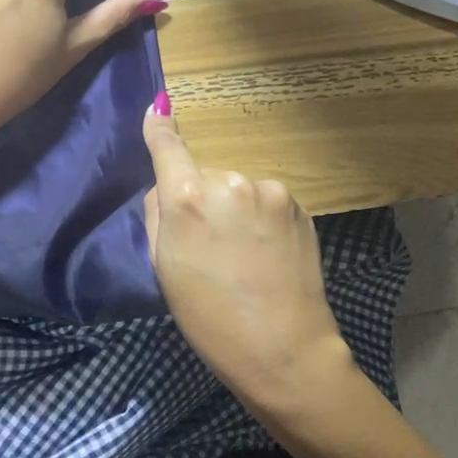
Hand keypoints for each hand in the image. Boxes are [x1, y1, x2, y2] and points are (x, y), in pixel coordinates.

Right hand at [143, 101, 357, 415]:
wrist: (284, 350)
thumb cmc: (209, 318)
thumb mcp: (163, 268)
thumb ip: (159, 215)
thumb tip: (167, 186)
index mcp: (188, 199)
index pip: (168, 147)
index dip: (159, 128)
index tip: (158, 107)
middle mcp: (229, 182)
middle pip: (203, 176)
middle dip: (201, 198)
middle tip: (207, 246)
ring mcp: (269, 192)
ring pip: (236, 189)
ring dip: (233, 209)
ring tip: (242, 256)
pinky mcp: (299, 206)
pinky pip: (264, 202)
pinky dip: (259, 218)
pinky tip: (265, 254)